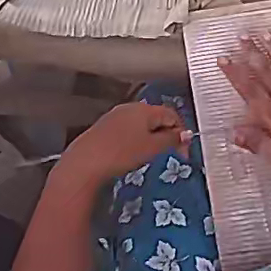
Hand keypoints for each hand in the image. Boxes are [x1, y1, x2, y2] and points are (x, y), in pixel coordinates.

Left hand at [53, 102, 189, 190]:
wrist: (85, 163)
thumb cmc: (121, 153)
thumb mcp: (152, 148)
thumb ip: (171, 139)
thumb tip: (185, 134)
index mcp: (144, 109)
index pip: (172, 114)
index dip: (181, 132)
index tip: (183, 151)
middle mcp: (129, 108)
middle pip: (156, 117)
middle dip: (166, 134)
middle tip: (170, 153)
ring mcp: (115, 117)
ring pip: (141, 125)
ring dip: (151, 138)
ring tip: (151, 156)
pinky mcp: (104, 128)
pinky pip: (128, 130)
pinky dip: (136, 140)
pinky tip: (132, 155)